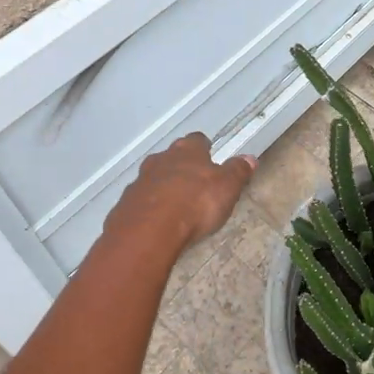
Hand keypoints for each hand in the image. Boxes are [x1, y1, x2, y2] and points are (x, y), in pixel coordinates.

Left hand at [106, 133, 256, 251]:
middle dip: (181, 167)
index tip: (210, 156)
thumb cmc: (194, 204)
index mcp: (188, 152)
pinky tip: (155, 224)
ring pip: (153, 179)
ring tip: (174, 206)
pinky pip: (139, 203)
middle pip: (172, 157)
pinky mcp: (124, 207)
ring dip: (162, 188)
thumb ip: (238, 172)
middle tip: (193, 183)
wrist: (147, 233)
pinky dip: (147, 209)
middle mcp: (161, 161)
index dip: (204, 148)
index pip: (197, 140)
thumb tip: (250, 158)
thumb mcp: (227, 188)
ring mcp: (139, 183)